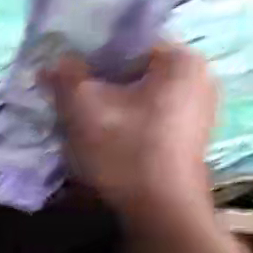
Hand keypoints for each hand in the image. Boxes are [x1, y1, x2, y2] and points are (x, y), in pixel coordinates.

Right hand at [44, 43, 217, 230]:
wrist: (159, 209)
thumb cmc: (124, 150)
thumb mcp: (83, 109)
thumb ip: (65, 78)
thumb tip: (52, 62)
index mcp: (181, 60)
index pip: (127, 42)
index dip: (89, 56)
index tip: (63, 76)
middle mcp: (199, 77)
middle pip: (133, 71)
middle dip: (98, 84)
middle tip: (67, 103)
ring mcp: (199, 110)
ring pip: (139, 97)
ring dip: (108, 107)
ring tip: (81, 125)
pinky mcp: (189, 137)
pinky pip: (149, 118)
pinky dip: (124, 124)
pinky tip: (104, 143)